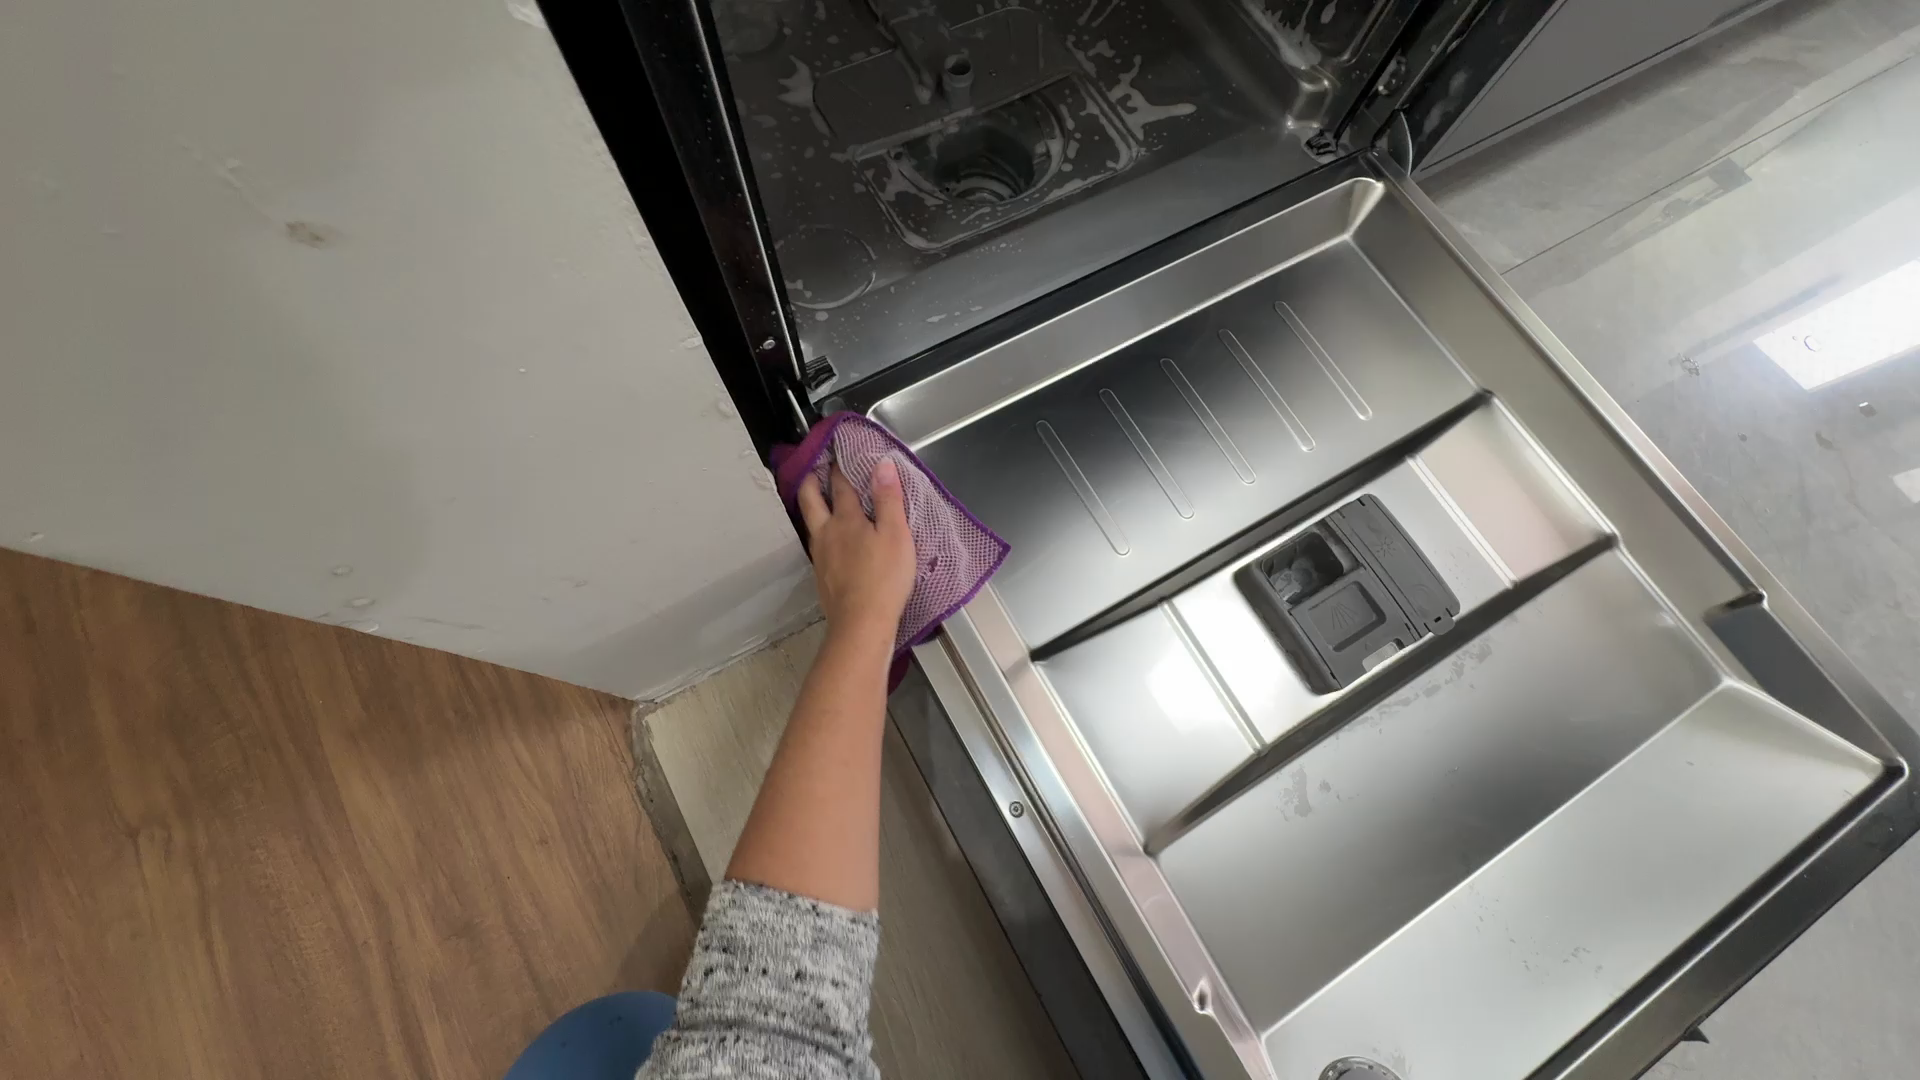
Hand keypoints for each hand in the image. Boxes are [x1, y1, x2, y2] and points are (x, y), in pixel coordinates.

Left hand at [797, 458, 915, 647]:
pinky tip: (831, 541)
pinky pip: (818, 545)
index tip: (838, 452)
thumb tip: (882, 464)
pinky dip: (822, 532)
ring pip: (811, 523)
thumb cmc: (884, 577)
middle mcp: (827, 533)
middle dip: (812, 481)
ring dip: (813, 506)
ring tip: (821, 500)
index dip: (839, 466)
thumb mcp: (896, 534)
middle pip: (811, 499)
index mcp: (846, 519)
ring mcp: (821, 556)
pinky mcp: (822, 576)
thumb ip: (889, 499)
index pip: (840, 484)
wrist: (861, 623)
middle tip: (814, 469)